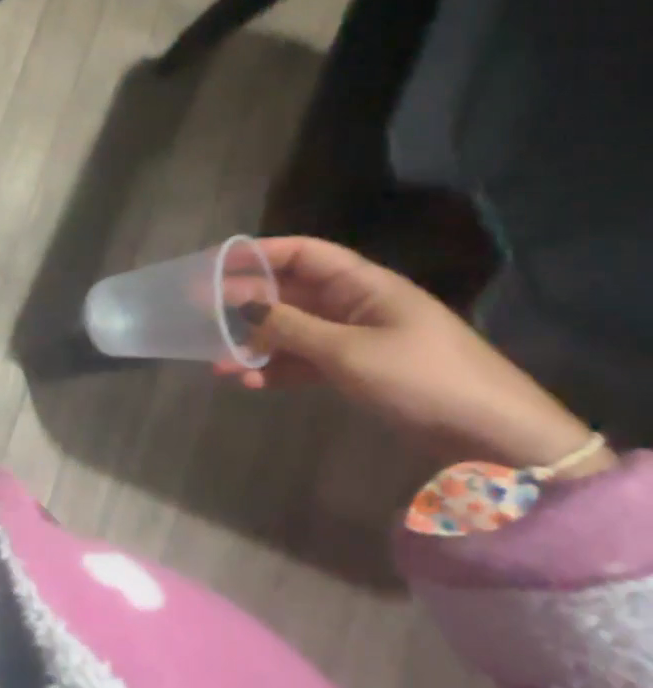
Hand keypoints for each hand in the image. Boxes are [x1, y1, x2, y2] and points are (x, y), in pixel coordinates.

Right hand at [217, 237, 609, 472]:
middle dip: (244, 301)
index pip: (305, 254)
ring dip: (253, 342)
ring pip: (290, 330)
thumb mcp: (349, 351)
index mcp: (365, 286)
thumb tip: (243, 308)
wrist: (489, 433)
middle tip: (197, 312)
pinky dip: (274, 368)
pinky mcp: (354, 371)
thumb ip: (291, 328)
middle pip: (290, 292)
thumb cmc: (422, 378)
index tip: (214, 265)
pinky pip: (302, 362)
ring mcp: (355, 340)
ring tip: (216, 359)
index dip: (260, 254)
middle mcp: (356, 306)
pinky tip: (247, 381)